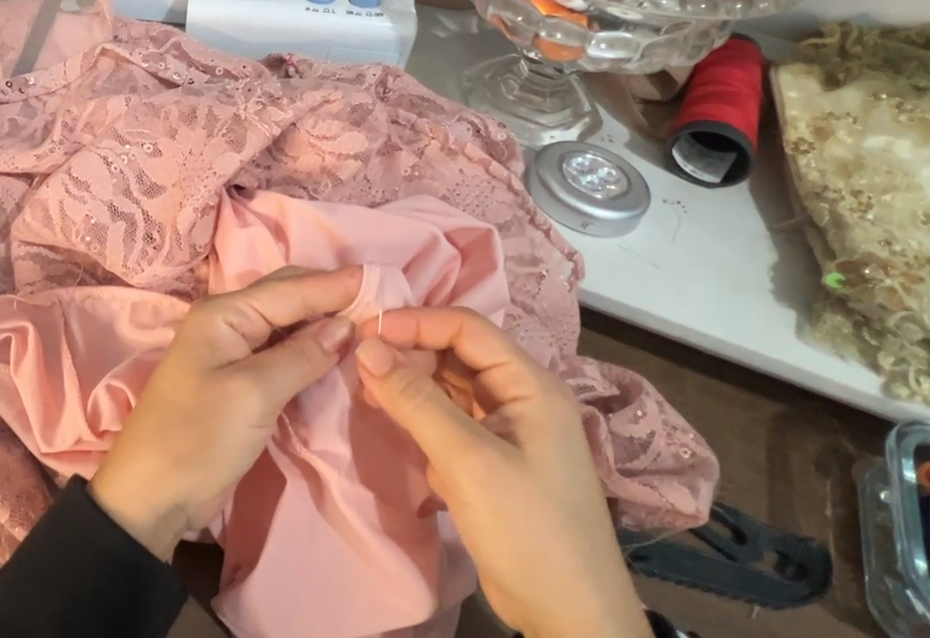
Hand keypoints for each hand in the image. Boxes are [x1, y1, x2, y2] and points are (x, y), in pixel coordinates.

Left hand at [89, 267, 361, 559]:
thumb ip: (301, 356)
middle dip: (331, 296)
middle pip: (288, 297)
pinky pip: (282, 350)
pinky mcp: (240, 379)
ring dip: (323, 320)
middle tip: (383, 299)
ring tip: (371, 320)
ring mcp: (232, 351)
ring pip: (287, 323)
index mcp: (224, 313)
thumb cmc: (198, 437)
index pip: (290, 289)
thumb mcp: (253, 394)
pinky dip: (310, 347)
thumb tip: (346, 325)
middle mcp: (228, 321)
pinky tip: (338, 351)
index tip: (384, 279)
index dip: (337, 285)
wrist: (152, 494)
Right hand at [355, 308, 648, 637]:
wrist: (571, 618)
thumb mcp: (467, 460)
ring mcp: (505, 429)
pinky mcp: (489, 458)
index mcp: (529, 384)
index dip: (415, 322)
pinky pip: (447, 418)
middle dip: (407, 352)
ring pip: (447, 385)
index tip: (364, 332)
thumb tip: (365, 347)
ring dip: (408, 384)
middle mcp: (519, 397)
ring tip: (367, 391)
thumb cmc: (528, 529)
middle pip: (454, 353)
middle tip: (358, 365)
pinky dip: (418, 414)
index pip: (466, 328)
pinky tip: (391, 420)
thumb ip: (415, 399)